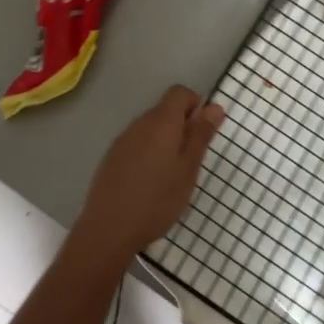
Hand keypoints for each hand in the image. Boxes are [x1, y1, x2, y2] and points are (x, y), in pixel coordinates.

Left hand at [71, 85, 223, 262]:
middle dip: (182, 126)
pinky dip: (148, 154)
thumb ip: (201, 135)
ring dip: (165, 142)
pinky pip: (136, 145)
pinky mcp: (111, 159)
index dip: (195, 105)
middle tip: (191, 160)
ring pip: (150, 129)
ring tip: (171, 175)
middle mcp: (139, 123)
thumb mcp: (188, 168)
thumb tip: (214, 106)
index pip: (180, 92)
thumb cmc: (157, 199)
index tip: (203, 133)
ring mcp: (122, 141)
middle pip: (165, 110)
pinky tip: (149, 184)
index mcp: (161, 121)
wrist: (108, 230)